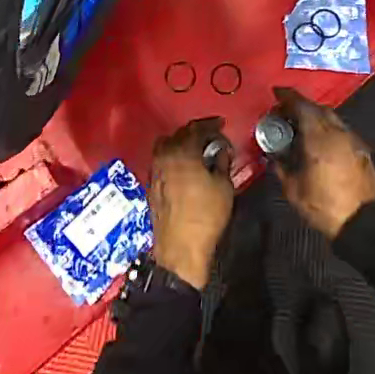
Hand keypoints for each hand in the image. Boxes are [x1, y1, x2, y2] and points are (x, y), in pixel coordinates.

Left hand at [147, 117, 235, 288]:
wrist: (180, 249)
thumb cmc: (206, 216)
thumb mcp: (223, 186)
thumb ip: (222, 162)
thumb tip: (221, 150)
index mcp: (182, 152)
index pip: (196, 129)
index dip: (210, 124)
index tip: (221, 124)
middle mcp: (164, 157)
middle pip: (178, 134)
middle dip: (195, 132)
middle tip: (211, 136)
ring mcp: (155, 171)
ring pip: (166, 146)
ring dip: (181, 143)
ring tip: (197, 149)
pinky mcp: (151, 185)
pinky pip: (161, 160)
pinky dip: (173, 156)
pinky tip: (184, 165)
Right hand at [270, 88, 374, 239]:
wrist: (362, 223)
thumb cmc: (324, 206)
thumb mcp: (293, 189)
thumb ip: (281, 167)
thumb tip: (273, 155)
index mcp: (319, 139)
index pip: (303, 107)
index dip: (288, 97)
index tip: (277, 93)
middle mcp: (338, 133)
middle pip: (319, 108)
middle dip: (301, 105)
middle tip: (285, 111)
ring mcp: (353, 141)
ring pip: (332, 118)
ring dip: (316, 116)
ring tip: (301, 125)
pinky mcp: (362, 150)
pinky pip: (341, 130)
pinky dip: (328, 128)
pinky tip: (320, 141)